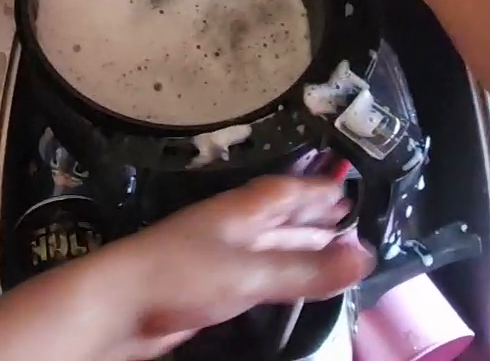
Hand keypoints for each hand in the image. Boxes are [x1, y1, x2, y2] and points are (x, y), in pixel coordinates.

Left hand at [72, 176, 373, 357]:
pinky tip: (293, 279)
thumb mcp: (250, 272)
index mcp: (240, 210)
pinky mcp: (214, 282)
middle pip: (279, 213)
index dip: (316, 188)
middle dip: (313, 213)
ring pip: (271, 242)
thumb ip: (304, 268)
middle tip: (351, 215)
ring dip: (301, 241)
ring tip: (335, 244)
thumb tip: (365, 255)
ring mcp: (221, 253)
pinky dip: (283, 269)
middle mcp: (233, 225)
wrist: (124, 303)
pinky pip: (260, 269)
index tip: (350, 186)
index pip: (286, 191)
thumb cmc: (184, 274)